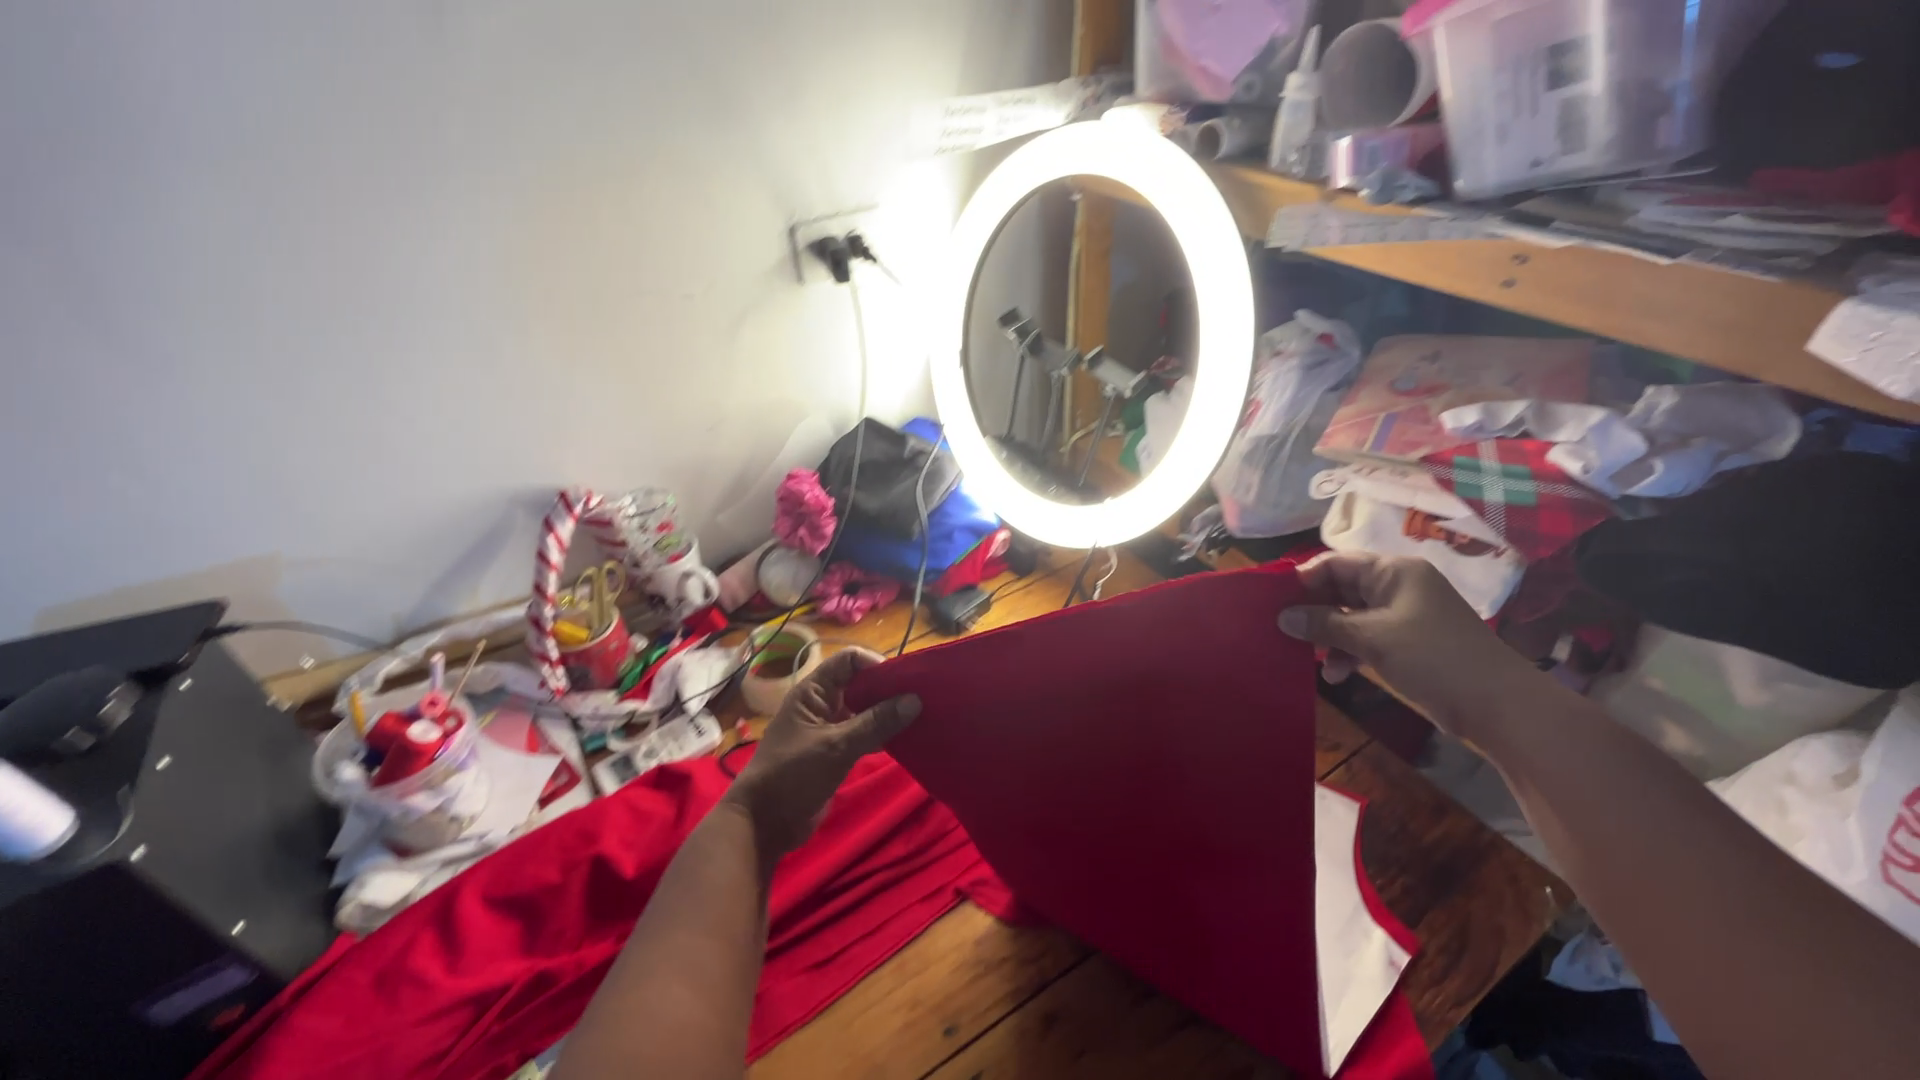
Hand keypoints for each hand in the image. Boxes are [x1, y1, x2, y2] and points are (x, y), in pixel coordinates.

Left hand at [722, 646, 920, 856]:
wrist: (765, 822)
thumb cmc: (793, 775)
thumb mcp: (836, 746)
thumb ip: (875, 723)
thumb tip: (915, 700)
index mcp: (813, 692)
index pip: (848, 661)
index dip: (875, 664)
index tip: (904, 680)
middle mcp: (822, 704)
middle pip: (860, 684)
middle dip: (888, 689)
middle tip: (921, 699)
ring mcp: (829, 729)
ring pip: (864, 711)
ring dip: (888, 714)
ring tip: (920, 718)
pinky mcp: (836, 752)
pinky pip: (863, 734)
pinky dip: (882, 735)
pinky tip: (905, 741)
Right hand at [1278, 552, 1538, 741]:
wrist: (1496, 704)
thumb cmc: (1433, 658)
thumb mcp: (1372, 638)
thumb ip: (1324, 624)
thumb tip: (1282, 617)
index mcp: (1394, 572)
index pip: (1336, 562)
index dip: (1304, 580)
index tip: (1275, 604)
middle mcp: (1397, 587)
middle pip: (1341, 589)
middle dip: (1313, 611)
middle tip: (1285, 633)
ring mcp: (1403, 616)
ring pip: (1350, 616)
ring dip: (1329, 637)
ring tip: (1312, 660)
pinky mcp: (1407, 643)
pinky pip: (1365, 638)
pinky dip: (1348, 652)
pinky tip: (1336, 674)